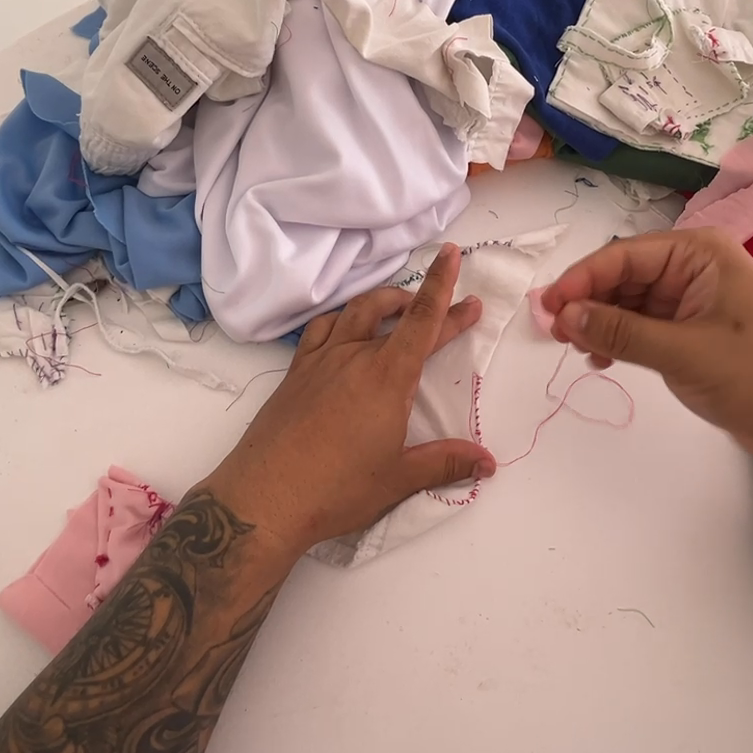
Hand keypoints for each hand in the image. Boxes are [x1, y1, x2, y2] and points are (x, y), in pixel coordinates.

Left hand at [203, 243, 496, 554]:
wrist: (264, 497)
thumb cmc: (337, 488)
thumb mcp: (399, 479)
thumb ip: (446, 463)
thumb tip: (488, 464)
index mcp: (387, 376)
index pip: (422, 319)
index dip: (442, 285)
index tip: (452, 254)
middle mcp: (354, 356)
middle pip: (393, 312)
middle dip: (423, 300)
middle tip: (445, 305)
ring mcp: (320, 360)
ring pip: (354, 311)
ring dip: (381, 301)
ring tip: (397, 307)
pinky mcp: (295, 372)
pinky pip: (321, 328)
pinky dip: (341, 319)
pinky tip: (344, 331)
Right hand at [538, 229, 752, 457]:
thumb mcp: (683, 352)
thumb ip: (619, 331)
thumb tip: (563, 315)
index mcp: (699, 253)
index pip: (623, 256)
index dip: (580, 280)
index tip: (545, 309)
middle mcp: (694, 268)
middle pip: (623, 277)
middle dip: (588, 303)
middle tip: (555, 335)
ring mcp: (693, 300)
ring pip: (629, 302)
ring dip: (601, 323)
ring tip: (577, 350)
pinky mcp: (693, 330)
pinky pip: (643, 325)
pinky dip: (619, 339)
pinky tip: (602, 360)